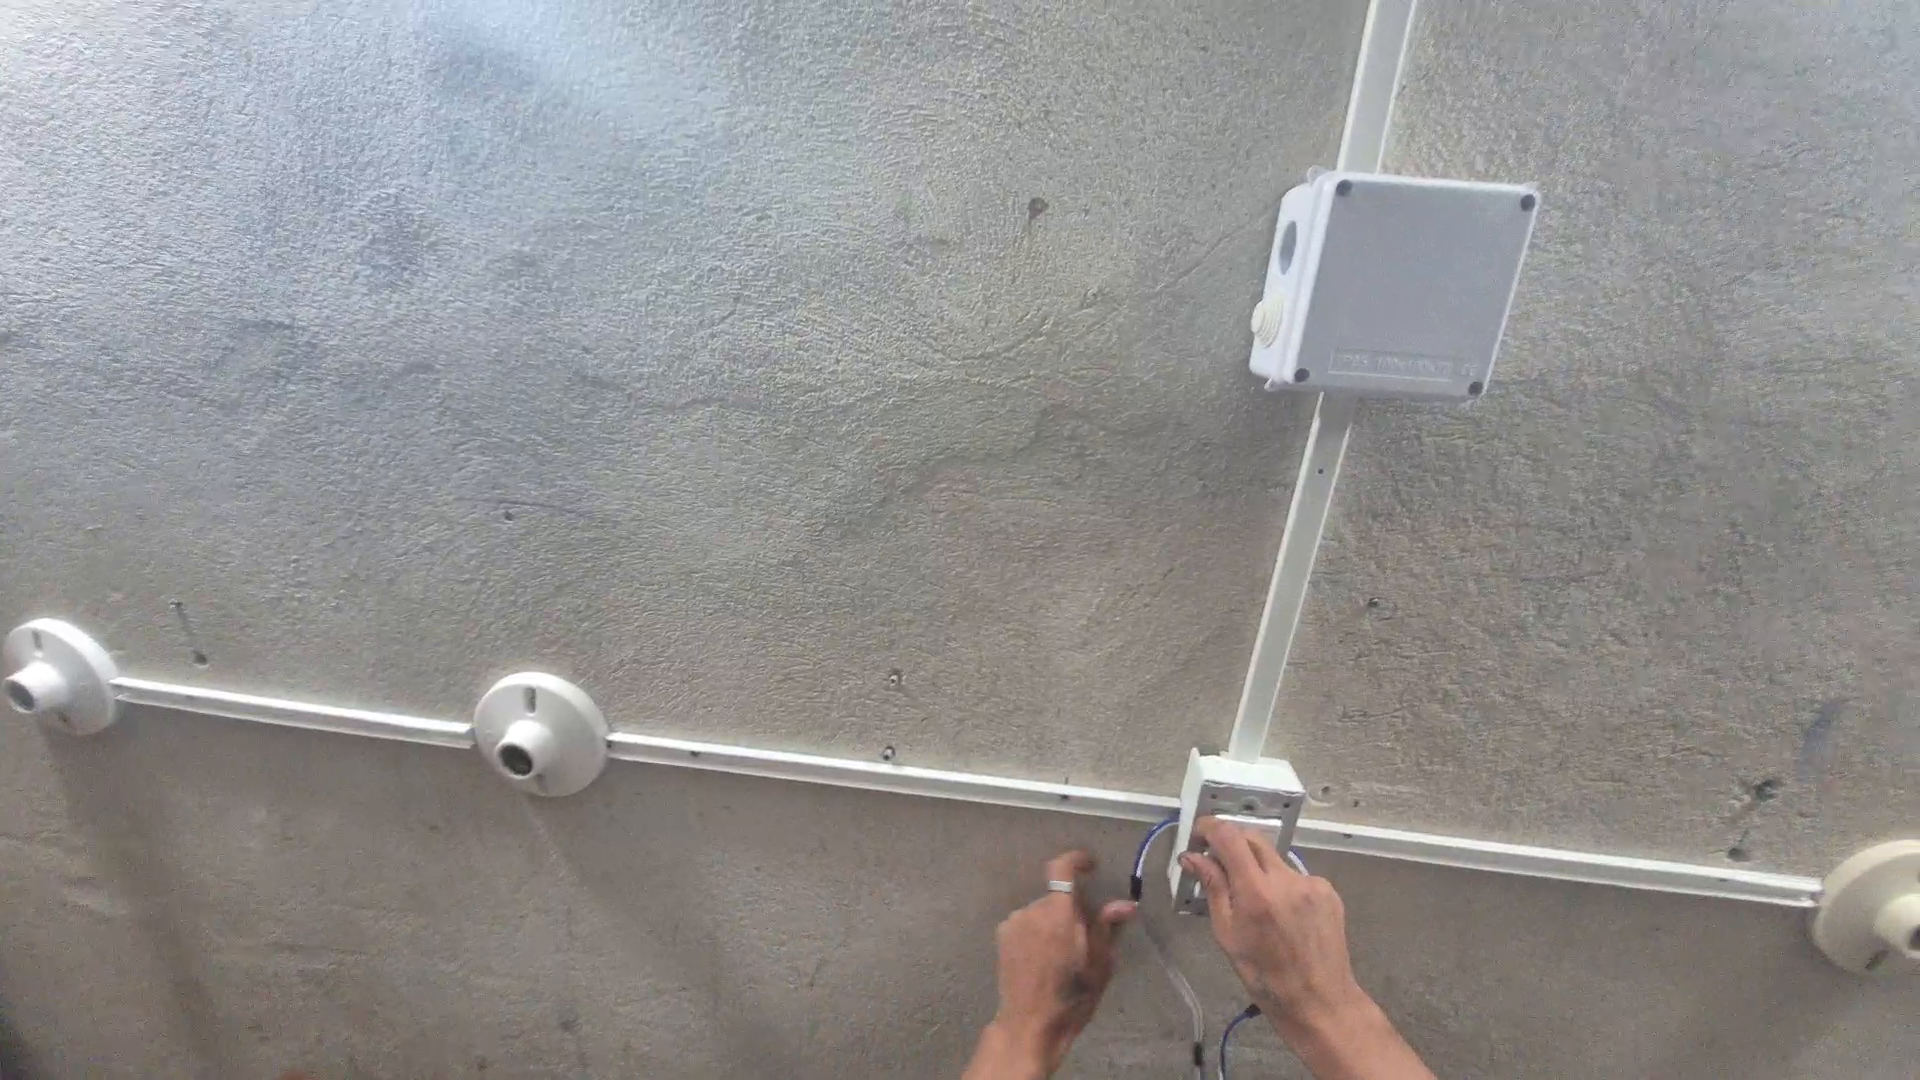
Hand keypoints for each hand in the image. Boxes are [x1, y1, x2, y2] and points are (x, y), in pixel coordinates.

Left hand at [963, 850, 1136, 1078]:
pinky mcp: (1002, 933)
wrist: (1029, 1025)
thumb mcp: (1099, 967)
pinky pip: (1026, 921)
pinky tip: (1040, 957)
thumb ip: (1107, 928)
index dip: (1076, 860)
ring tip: (1059, 954)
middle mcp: (1033, 910)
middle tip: (1081, 937)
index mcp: (1059, 915)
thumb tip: (1125, 904)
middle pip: (1056, 897)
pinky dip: (1036, 930)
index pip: (1062, 869)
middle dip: (1070, 909)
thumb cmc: (1070, 999)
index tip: (1090, 865)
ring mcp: (1014, 921)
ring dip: (1051, 921)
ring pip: (1041, 910)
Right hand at [1180, 818, 1432, 1079]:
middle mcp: (1286, 879)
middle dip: (1231, 843)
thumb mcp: (1227, 934)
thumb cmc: (1264, 975)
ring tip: (1254, 897)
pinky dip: (1281, 882)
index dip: (1209, 827)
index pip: (1229, 836)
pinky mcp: (1328, 891)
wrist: (1321, 1003)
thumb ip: (1212, 887)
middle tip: (1218, 861)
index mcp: (1256, 891)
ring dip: (1257, 866)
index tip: (1198, 836)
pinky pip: (1294, 874)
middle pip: (1252, 837)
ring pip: (1273, 857)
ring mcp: (1311, 882)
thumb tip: (1191, 856)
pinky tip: (1281, 909)